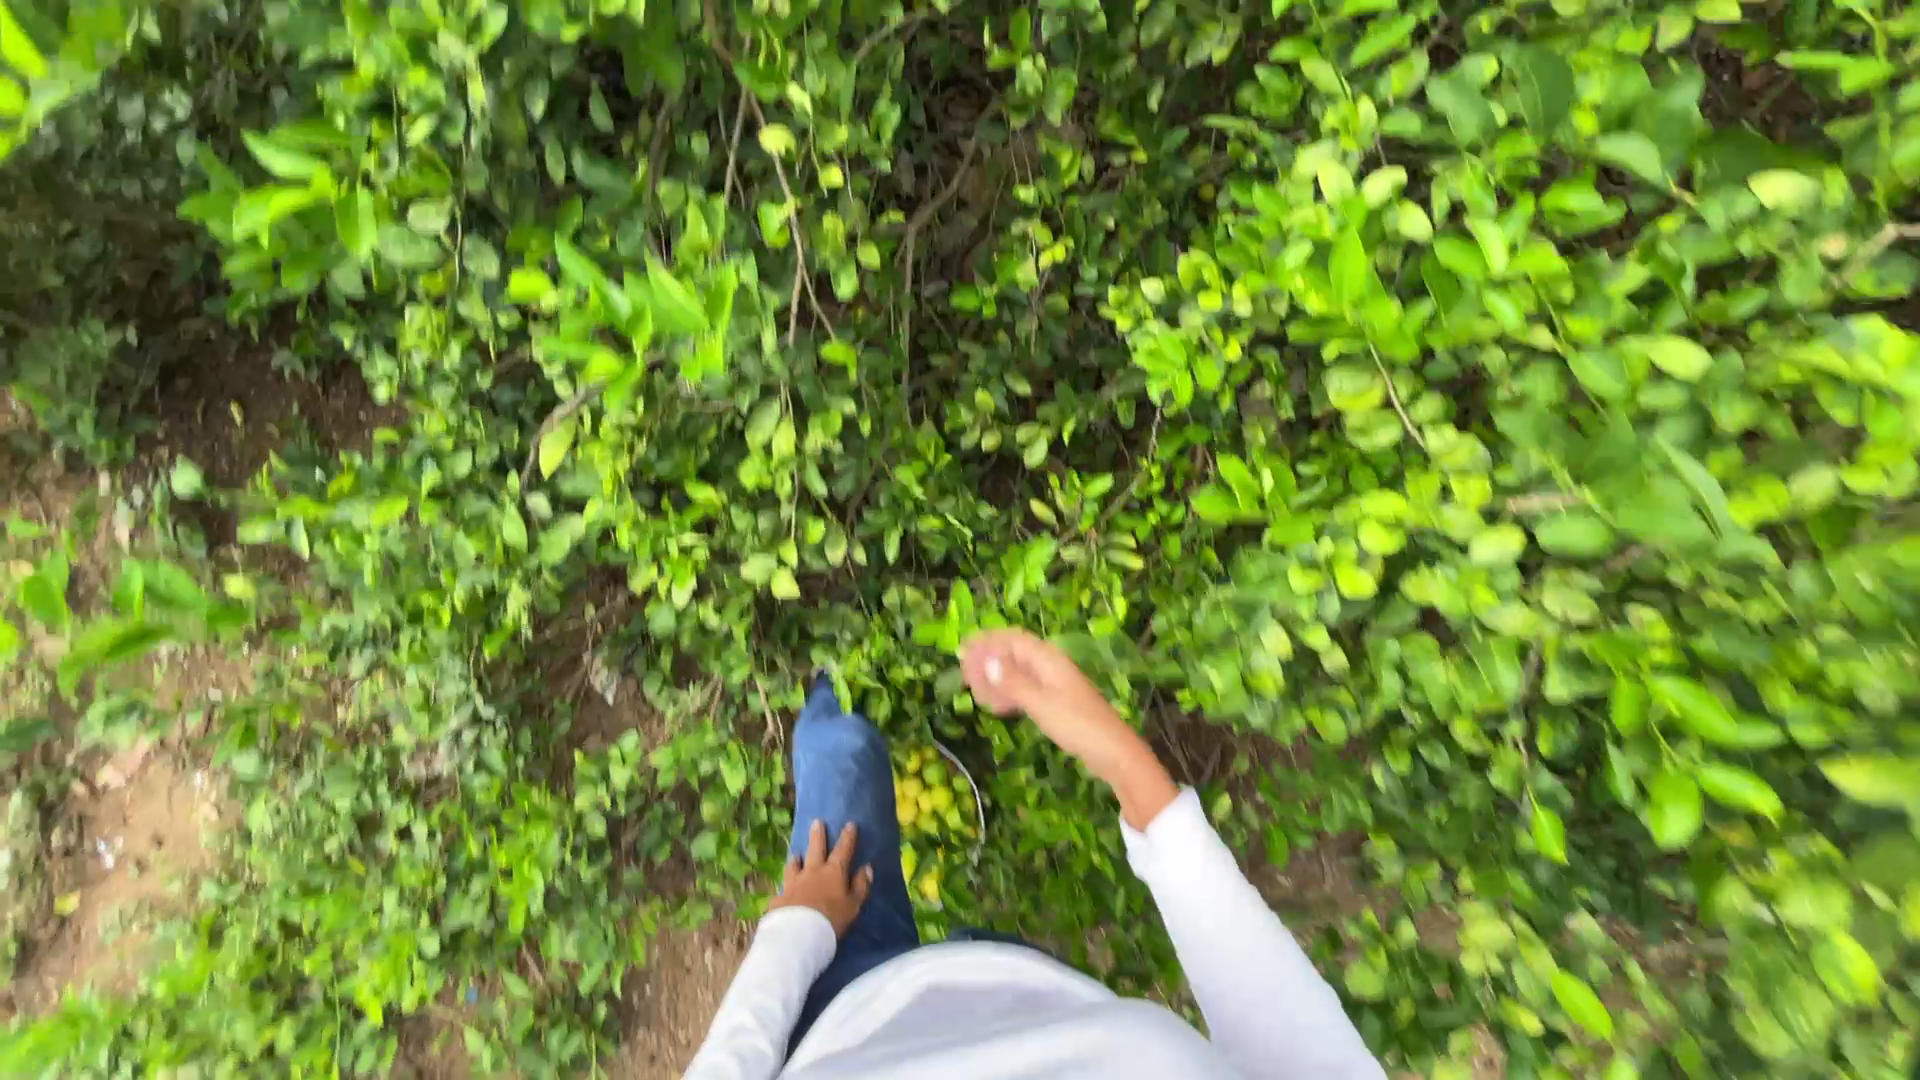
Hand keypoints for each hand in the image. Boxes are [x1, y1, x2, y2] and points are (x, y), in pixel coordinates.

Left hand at [768, 820, 872, 936]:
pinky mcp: (780, 897)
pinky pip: (783, 888)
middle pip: (815, 849)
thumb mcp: (853, 906)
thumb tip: (867, 867)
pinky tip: (783, 890)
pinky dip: (785, 886)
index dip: (847, 837)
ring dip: (797, 858)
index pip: (843, 850)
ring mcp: (793, 883)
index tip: (850, 824)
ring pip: (795, 865)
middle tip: (817, 822)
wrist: (799, 935)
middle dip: (818, 835)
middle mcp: (813, 872)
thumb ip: (860, 886)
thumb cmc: (831, 920)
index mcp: (833, 873)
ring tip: (796, 854)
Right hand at [959, 629, 1177, 828]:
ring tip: (975, 693)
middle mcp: (1050, 667)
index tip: (963, 649)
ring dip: (996, 680)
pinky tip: (997, 707)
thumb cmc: (1078, 724)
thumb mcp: (1041, 703)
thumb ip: (1013, 683)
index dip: (988, 641)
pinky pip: (1025, 692)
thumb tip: (988, 661)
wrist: (1112, 752)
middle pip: (1013, 655)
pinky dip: (1009, 695)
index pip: (1013, 640)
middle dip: (988, 661)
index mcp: (1049, 660)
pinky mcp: (1055, 703)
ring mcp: (1053, 685)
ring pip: (1017, 675)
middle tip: (964, 675)